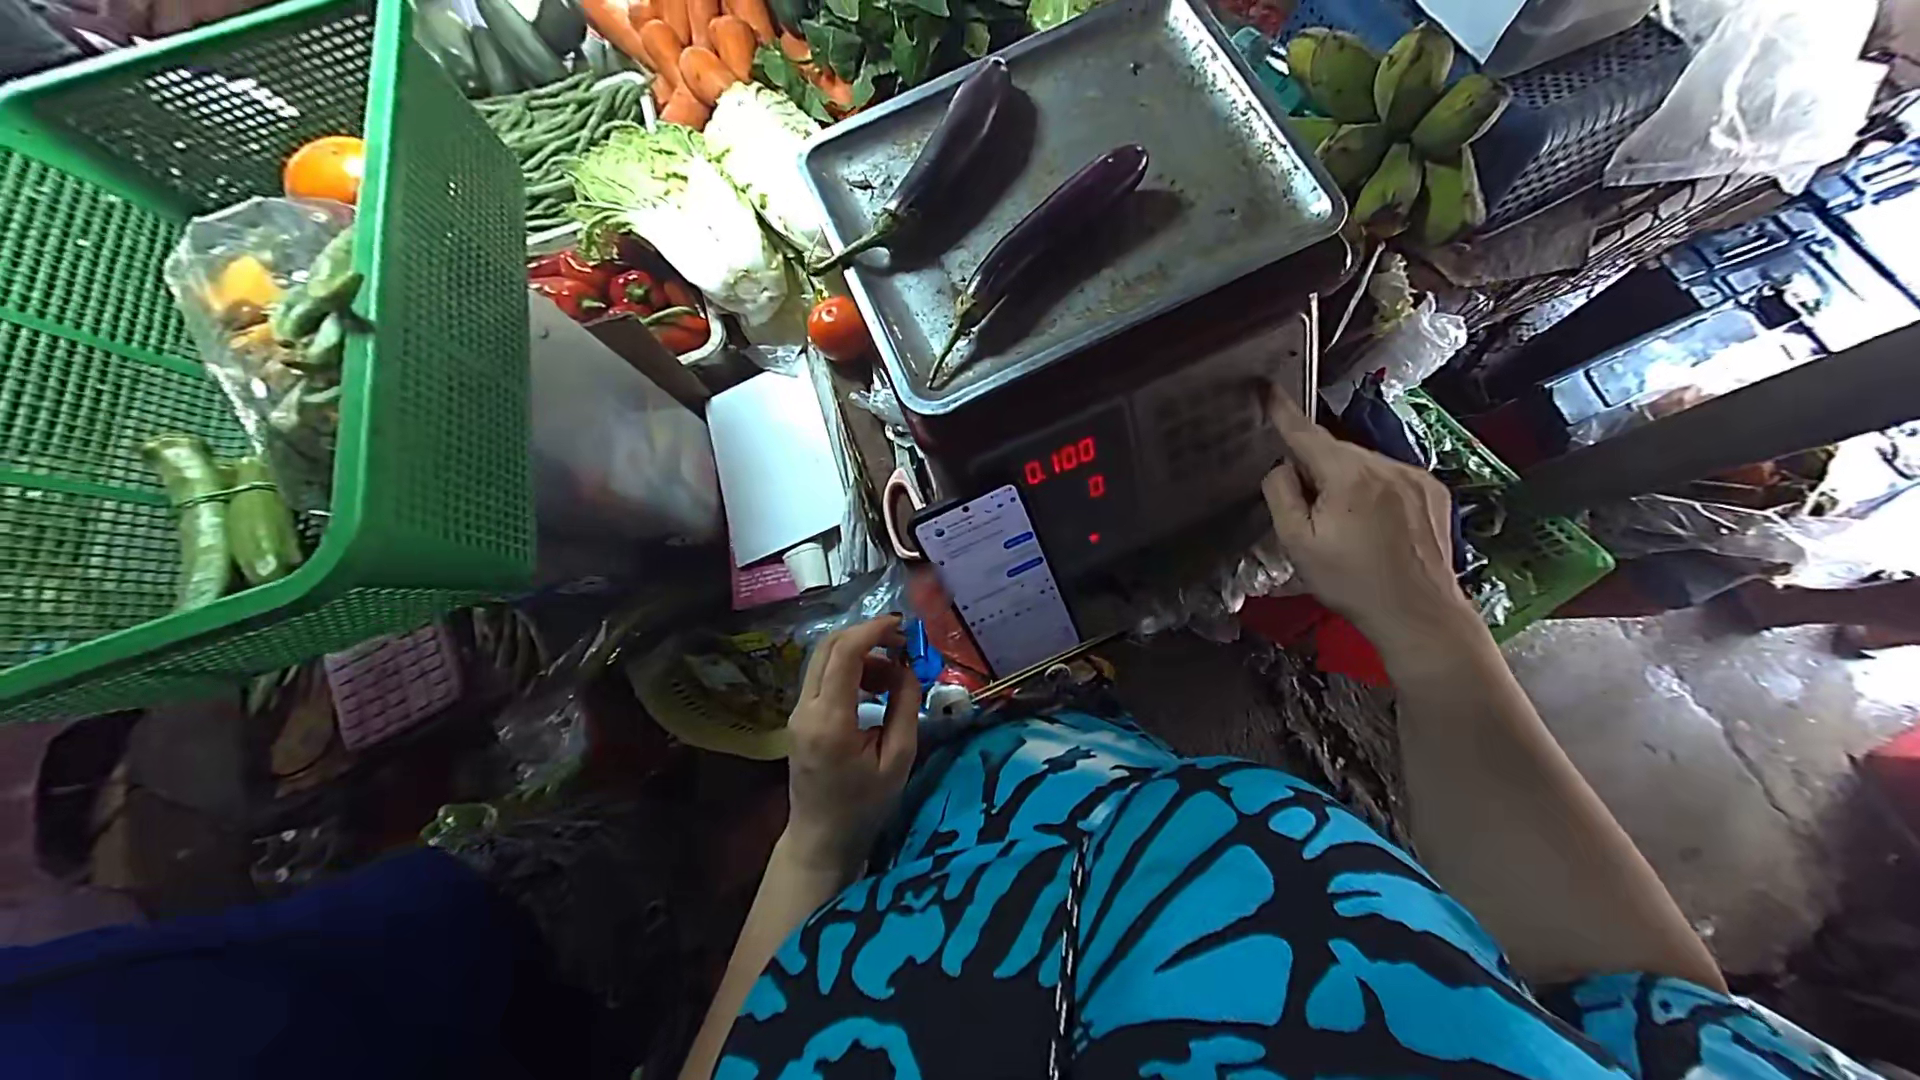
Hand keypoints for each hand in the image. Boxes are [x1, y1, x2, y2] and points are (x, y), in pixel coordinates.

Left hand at [784, 616, 921, 875]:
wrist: (821, 839)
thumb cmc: (864, 805)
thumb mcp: (898, 759)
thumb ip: (905, 707)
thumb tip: (908, 668)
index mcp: (831, 720)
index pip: (845, 654)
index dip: (873, 631)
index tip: (903, 626)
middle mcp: (806, 708)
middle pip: (829, 646)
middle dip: (867, 635)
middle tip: (902, 643)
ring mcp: (798, 711)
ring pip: (824, 658)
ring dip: (860, 653)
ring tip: (894, 676)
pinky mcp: (801, 715)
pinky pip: (823, 676)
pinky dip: (851, 669)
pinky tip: (875, 688)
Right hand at [1261, 387, 1480, 664]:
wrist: (1418, 614)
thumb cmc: (1351, 582)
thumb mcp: (1296, 543)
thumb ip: (1281, 495)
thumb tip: (1282, 468)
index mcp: (1349, 476)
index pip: (1307, 434)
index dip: (1283, 413)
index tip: (1268, 391)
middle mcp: (1387, 466)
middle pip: (1335, 451)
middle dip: (1314, 467)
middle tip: (1305, 509)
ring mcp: (1415, 477)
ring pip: (1362, 463)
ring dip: (1342, 480)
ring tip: (1340, 524)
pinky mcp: (1432, 492)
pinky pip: (1387, 476)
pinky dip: (1369, 488)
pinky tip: (1368, 523)